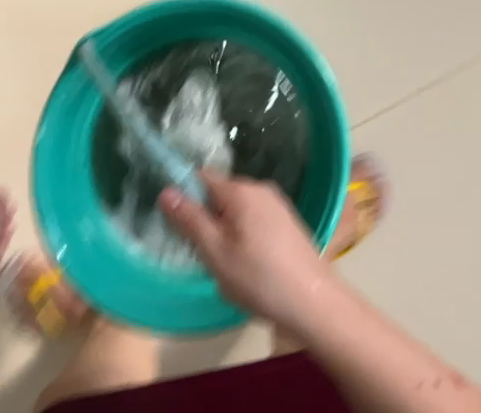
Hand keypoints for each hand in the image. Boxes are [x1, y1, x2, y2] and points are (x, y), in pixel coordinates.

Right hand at [159, 170, 342, 331]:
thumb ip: (190, 220)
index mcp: (241, 190)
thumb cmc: (260, 278)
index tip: (179, 227)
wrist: (314, 302)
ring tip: (229, 266)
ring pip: (237, 211)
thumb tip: (166, 190)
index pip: (201, 177)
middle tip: (206, 255)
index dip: (185, 197)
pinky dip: (245, 238)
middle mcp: (261, 189)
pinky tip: (250, 267)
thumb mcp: (216, 252)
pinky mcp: (288, 222)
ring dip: (226, 232)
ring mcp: (278, 205)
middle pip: (219, 194)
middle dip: (207, 220)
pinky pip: (255, 221)